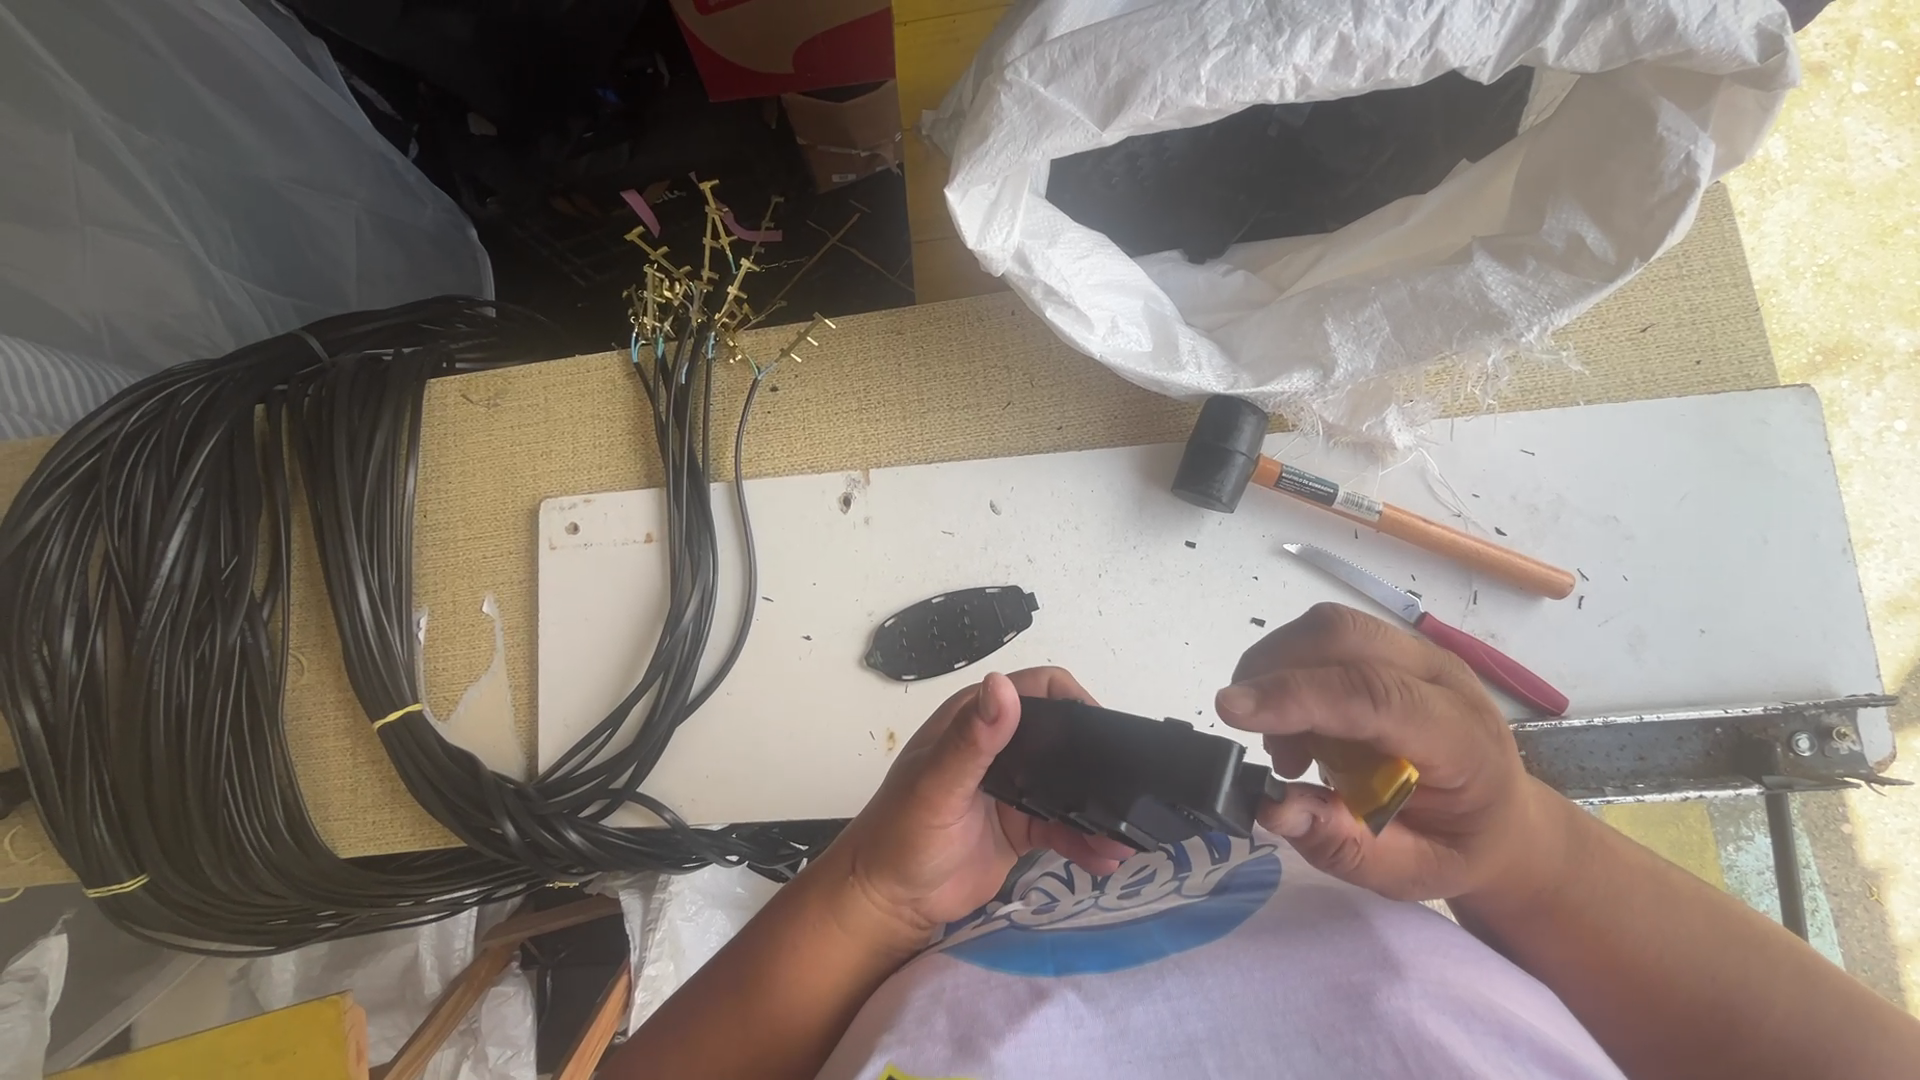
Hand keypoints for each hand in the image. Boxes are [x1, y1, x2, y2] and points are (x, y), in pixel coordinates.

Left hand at [826, 668, 1135, 946]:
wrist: (888, 900)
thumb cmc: (901, 834)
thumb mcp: (936, 784)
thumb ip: (971, 740)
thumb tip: (1002, 686)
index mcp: (976, 719)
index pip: (1037, 691)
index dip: (1073, 700)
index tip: (1104, 732)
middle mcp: (1000, 747)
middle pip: (1062, 736)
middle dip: (1097, 757)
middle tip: (1128, 785)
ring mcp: (1014, 788)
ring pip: (1069, 785)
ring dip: (1097, 807)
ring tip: (1124, 836)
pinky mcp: (1021, 827)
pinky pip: (1064, 827)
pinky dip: (1086, 841)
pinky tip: (1106, 860)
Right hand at [1213, 602, 1570, 903]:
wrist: (1501, 815)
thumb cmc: (1459, 845)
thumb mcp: (1414, 874)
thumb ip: (1346, 846)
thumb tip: (1273, 808)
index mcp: (1462, 740)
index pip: (1374, 695)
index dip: (1297, 696)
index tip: (1229, 711)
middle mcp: (1442, 678)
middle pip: (1342, 635)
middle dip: (1274, 671)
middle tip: (1249, 730)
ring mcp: (1417, 654)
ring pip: (1326, 627)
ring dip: (1277, 670)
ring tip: (1282, 741)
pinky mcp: (1390, 647)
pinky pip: (1323, 636)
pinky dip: (1287, 668)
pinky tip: (1294, 724)